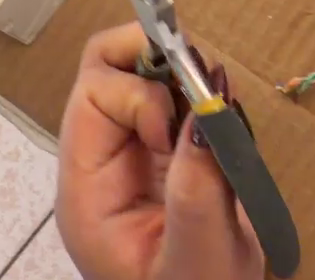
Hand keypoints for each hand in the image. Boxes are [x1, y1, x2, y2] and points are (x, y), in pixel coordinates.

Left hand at [54, 23, 263, 279]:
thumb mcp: (197, 258)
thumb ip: (198, 189)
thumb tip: (205, 106)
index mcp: (89, 189)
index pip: (93, 93)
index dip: (140, 91)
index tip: (180, 128)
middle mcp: (105, 158)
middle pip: (112, 65)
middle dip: (161, 56)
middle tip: (206, 86)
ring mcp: (138, 149)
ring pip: (146, 69)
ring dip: (188, 73)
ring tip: (221, 110)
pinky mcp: (170, 147)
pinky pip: (178, 91)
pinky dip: (205, 89)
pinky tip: (225, 120)